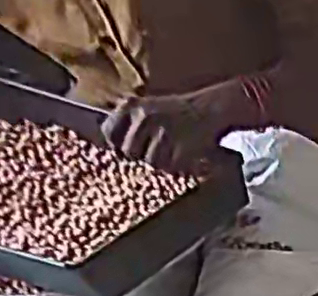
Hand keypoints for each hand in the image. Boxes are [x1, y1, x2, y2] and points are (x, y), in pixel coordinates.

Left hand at [102, 80, 253, 170]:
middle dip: (141, 156)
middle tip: (155, 153)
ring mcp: (163, 134)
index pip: (110, 133)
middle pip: (130, 152)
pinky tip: (183, 157)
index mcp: (132, 107)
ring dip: (162, 163)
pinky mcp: (180, 149)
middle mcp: (144, 119)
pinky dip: (177, 166)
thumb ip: (131, 122)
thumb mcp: (148, 107)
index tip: (125, 150)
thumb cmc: (178, 111)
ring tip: (172, 153)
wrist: (207, 110)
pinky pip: (171, 167)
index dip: (116, 145)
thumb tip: (116, 147)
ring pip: (152, 162)